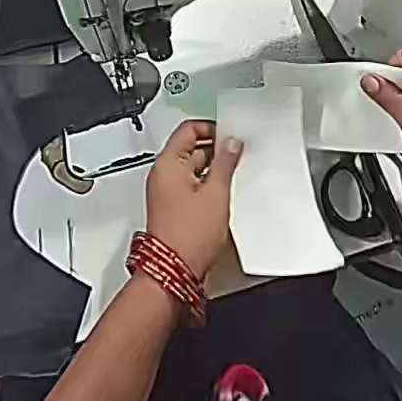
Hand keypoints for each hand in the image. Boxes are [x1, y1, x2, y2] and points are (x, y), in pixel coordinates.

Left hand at [144, 120, 242, 278]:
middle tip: (237, 157)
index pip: (188, 129)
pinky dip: (208, 186)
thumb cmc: (187, 236)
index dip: (211, 129)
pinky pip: (192, 185)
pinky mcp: (174, 206)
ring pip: (193, 167)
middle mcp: (164, 174)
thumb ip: (225, 163)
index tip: (231, 137)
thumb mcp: (216, 193)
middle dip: (215, 151)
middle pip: (191, 147)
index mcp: (168, 163)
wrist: (175, 271)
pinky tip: (223, 195)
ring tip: (233, 178)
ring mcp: (168, 191)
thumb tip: (231, 143)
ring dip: (213, 170)